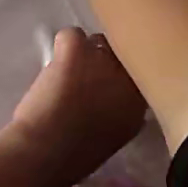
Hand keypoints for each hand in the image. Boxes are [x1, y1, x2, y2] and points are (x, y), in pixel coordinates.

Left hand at [4, 28, 148, 184]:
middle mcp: (128, 77)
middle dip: (107, 60)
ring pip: (99, 41)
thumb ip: (123, 111)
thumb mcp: (116, 135)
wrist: (46, 149)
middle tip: (86, 72)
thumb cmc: (75, 152)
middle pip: (122, 53)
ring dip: (85, 52)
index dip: (125, 72)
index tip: (109, 79)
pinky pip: (72, 34)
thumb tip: (117, 98)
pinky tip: (57, 60)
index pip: (141, 73)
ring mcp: (103, 61)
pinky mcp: (76, 52)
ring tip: (69, 69)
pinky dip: (63, 44)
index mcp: (140, 103)